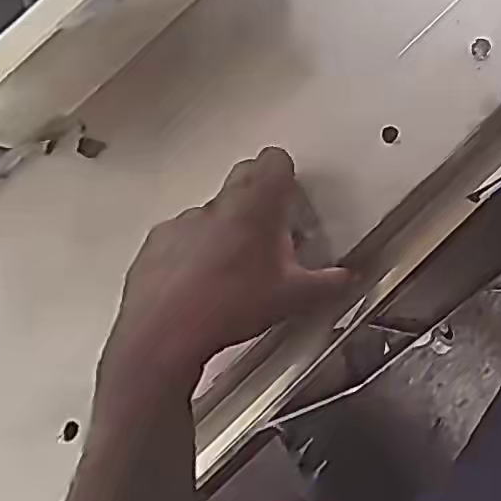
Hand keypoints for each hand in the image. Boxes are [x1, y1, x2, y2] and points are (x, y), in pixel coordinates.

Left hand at [105, 147, 351, 380]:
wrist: (162, 340)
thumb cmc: (227, 308)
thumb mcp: (294, 297)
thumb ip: (328, 282)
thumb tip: (345, 279)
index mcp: (255, 206)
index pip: (273, 160)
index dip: (285, 171)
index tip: (291, 190)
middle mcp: (218, 205)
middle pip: (244, 177)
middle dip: (260, 195)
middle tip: (273, 228)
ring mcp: (182, 223)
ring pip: (213, 210)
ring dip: (227, 225)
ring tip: (237, 265)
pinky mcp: (155, 246)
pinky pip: (182, 235)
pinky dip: (194, 249)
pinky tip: (204, 282)